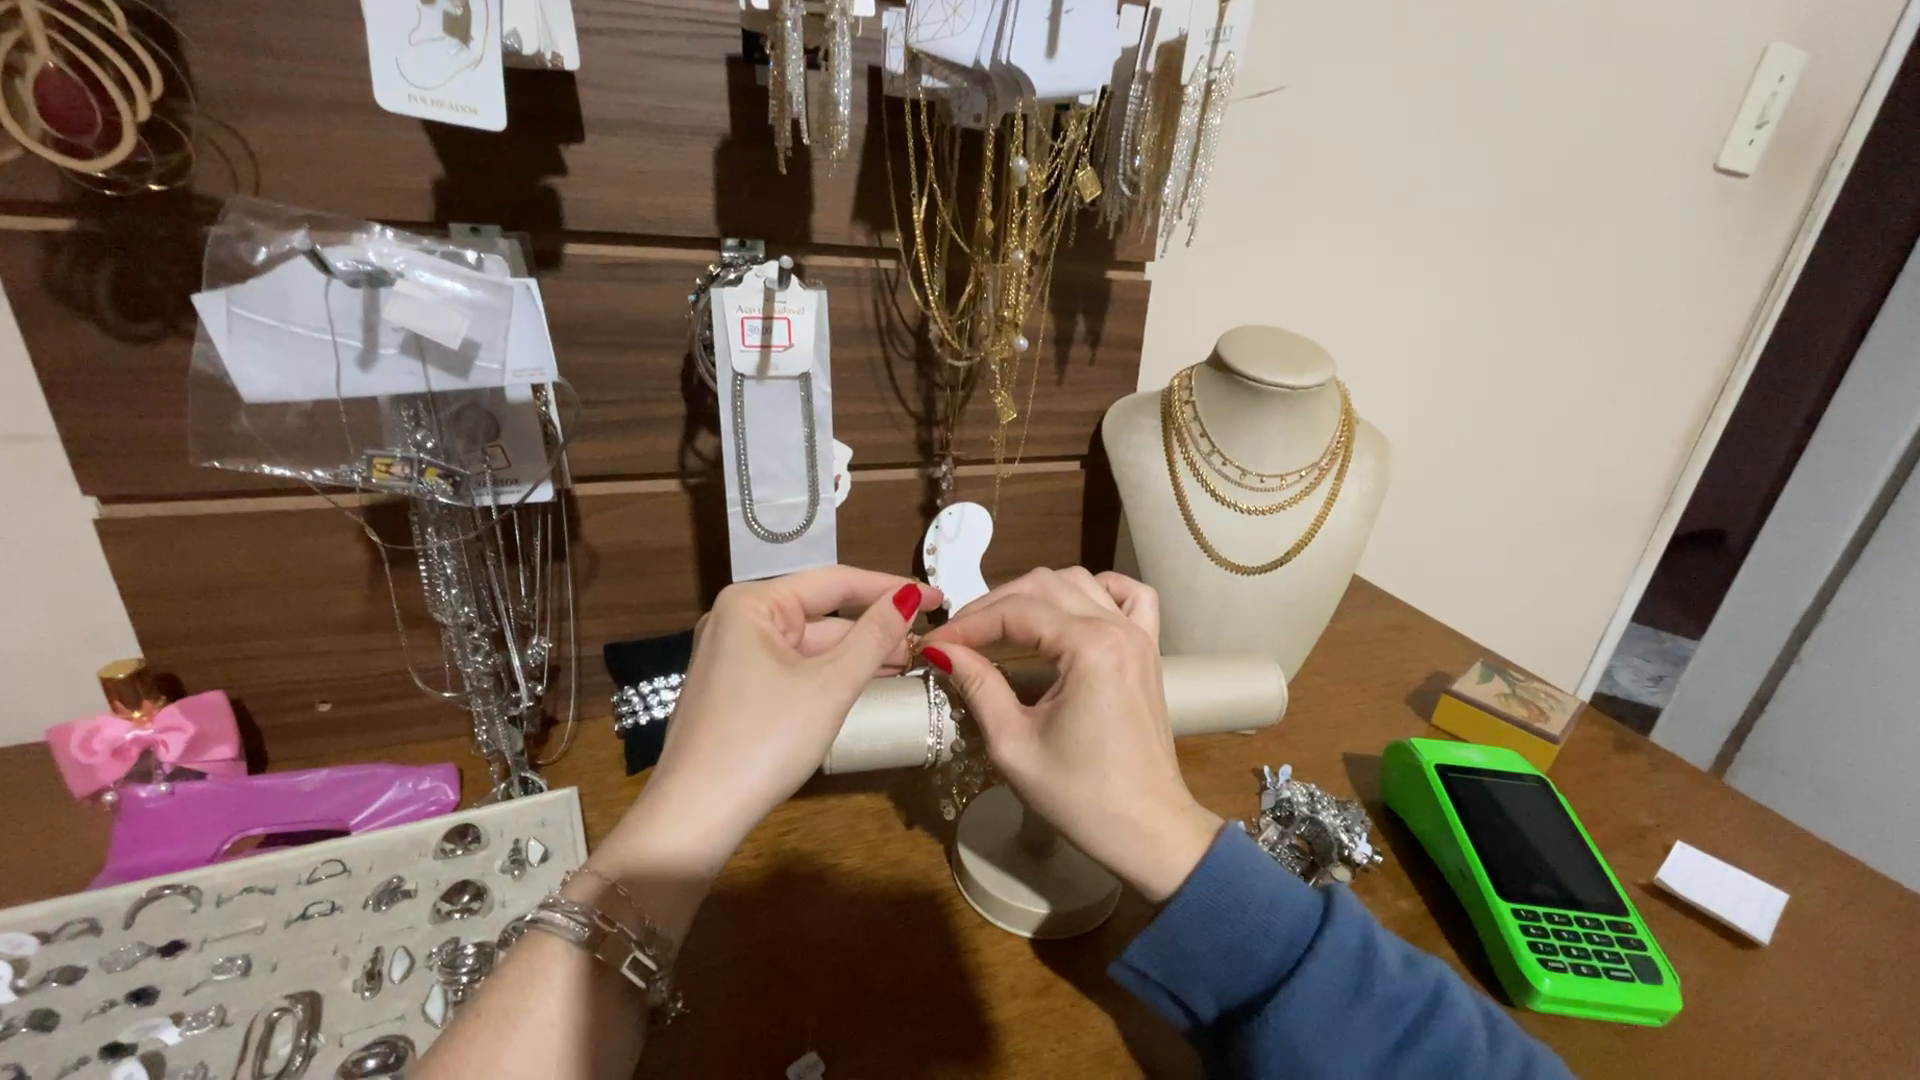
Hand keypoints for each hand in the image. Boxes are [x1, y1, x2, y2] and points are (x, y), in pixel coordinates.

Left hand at [595, 567, 941, 883]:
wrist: (696, 816)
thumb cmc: (765, 740)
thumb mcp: (831, 685)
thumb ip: (875, 636)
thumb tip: (911, 595)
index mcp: (752, 603)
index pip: (835, 582)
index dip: (890, 588)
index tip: (937, 596)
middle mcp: (738, 619)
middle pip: (822, 615)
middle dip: (874, 628)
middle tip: (927, 638)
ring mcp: (734, 655)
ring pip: (810, 645)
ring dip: (857, 654)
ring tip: (909, 661)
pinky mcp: (736, 688)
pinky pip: (794, 667)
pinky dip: (831, 673)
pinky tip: (868, 680)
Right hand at [922, 569, 1222, 902]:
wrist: (1148, 830)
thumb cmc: (1081, 798)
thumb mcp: (1014, 745)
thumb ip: (978, 686)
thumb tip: (941, 650)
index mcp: (1090, 648)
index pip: (1015, 611)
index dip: (968, 624)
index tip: (934, 644)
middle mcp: (1118, 628)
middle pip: (1043, 585)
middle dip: (993, 605)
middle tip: (959, 637)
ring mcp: (1139, 635)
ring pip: (1080, 581)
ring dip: (1035, 594)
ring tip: (1000, 625)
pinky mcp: (1149, 650)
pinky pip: (1129, 596)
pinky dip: (1097, 590)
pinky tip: (1071, 608)